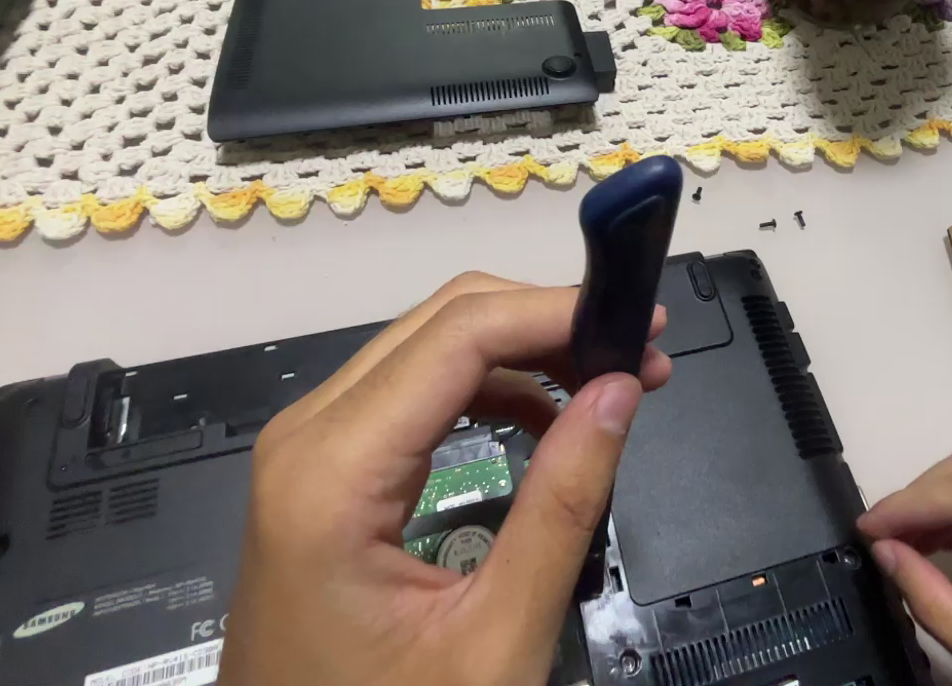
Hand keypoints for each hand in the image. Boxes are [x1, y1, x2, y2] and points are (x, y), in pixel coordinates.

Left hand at [219, 272, 671, 685]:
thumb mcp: (495, 640)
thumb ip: (562, 506)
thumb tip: (620, 391)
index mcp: (335, 473)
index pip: (460, 335)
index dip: (555, 312)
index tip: (639, 325)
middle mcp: (312, 431)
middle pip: (446, 320)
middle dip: (548, 322)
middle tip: (633, 353)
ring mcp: (315, 440)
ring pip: (436, 341)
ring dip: (527, 347)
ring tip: (605, 381)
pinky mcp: (332, 459)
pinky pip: (422, 384)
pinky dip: (494, 382)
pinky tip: (547, 414)